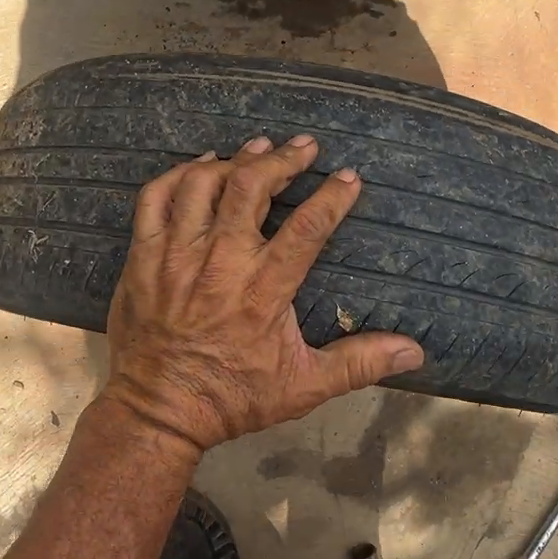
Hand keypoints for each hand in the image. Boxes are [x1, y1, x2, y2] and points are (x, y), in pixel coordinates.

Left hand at [99, 135, 425, 454]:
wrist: (156, 413)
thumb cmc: (233, 396)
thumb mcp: (303, 387)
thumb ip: (358, 364)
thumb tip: (415, 352)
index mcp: (262, 291)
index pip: (306, 229)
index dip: (332, 197)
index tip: (349, 176)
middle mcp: (220, 262)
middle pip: (251, 188)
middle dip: (282, 159)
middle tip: (304, 145)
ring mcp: (176, 255)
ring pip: (203, 184)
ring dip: (235, 160)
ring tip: (259, 148)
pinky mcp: (143, 255)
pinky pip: (155, 198)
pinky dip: (179, 173)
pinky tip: (202, 165)